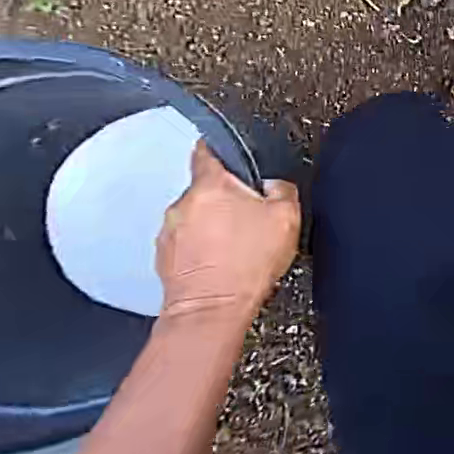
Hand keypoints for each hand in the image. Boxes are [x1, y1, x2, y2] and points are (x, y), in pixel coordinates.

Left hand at [155, 141, 300, 323]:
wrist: (213, 307)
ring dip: (218, 223)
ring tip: (243, 244)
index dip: (219, 146)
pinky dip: (208, 245)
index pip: (206, 152)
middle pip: (208, 188)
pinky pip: (190, 240)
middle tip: (255, 215)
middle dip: (230, 197)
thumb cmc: (247, 262)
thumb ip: (282, 190)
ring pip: (199, 215)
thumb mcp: (287, 216)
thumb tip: (275, 185)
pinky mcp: (166, 256)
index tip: (223, 146)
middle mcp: (183, 205)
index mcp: (211, 187)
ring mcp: (170, 232)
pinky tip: (229, 259)